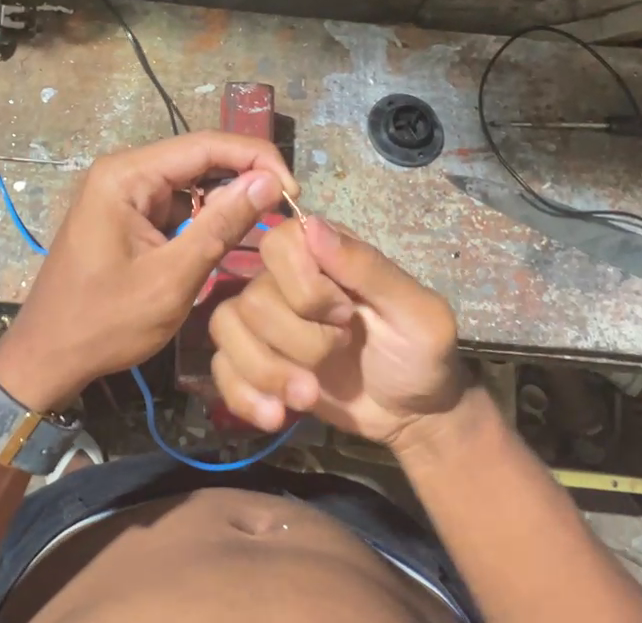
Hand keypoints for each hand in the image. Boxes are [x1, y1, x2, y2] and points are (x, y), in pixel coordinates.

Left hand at [0, 131, 298, 413]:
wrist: (47, 358)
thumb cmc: (105, 322)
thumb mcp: (172, 277)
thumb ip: (221, 225)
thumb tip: (269, 181)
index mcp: (126, 175)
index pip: (205, 145)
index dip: (256, 159)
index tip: (294, 191)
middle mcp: (123, 171)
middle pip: (199, 158)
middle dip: (245, 177)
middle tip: (288, 208)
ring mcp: (122, 192)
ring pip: (191, 181)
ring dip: (228, 198)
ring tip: (268, 221)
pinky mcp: (126, 214)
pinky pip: (176, 203)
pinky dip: (205, 216)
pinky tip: (232, 234)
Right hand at [208, 218, 464, 449]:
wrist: (414, 415)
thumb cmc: (421, 353)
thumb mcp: (415, 312)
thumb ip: (367, 267)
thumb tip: (312, 225)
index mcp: (323, 254)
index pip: (277, 242)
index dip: (301, 283)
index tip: (344, 313)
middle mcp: (283, 280)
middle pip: (252, 297)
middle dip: (296, 340)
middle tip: (339, 354)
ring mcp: (264, 322)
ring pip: (226, 328)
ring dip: (267, 372)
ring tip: (308, 396)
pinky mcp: (252, 361)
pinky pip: (220, 367)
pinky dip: (243, 396)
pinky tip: (276, 417)